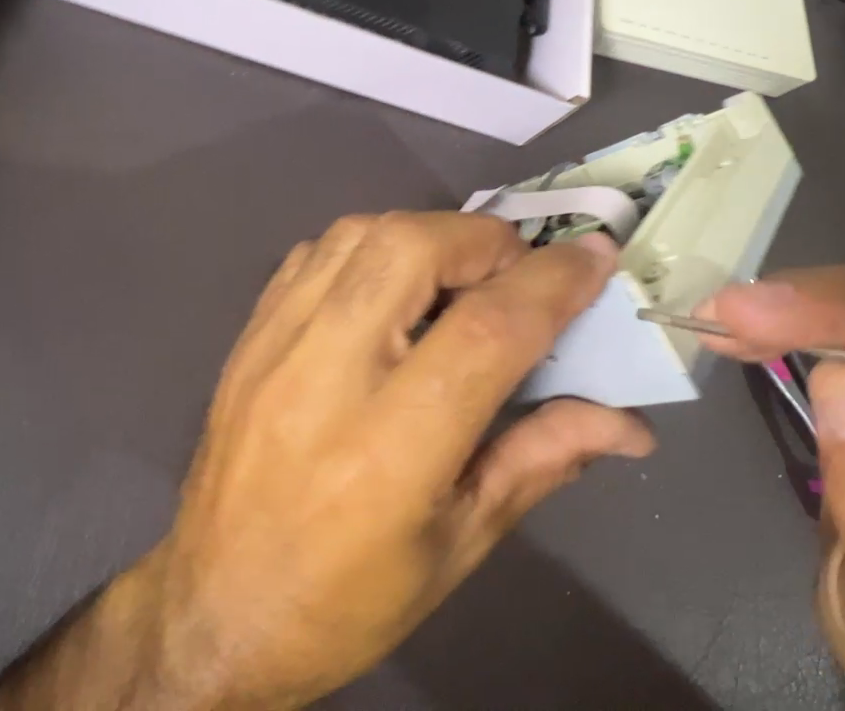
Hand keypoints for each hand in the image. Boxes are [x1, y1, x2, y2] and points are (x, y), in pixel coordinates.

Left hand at [0, 213, 653, 710]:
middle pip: (411, 248)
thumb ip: (542, 459)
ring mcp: (275, 347)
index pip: (486, 330)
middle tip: (517, 270)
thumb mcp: (461, 544)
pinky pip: (315, 254)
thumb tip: (629, 423)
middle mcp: (325, 378)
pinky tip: (393, 287)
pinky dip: (370, 248)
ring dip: (428, 235)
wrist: (216, 611)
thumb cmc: (349, 598)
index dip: (554, 283)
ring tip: (460, 275)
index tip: (595, 259)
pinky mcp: (248, 337)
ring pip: (359, 234)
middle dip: (484, 239)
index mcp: (391, 449)